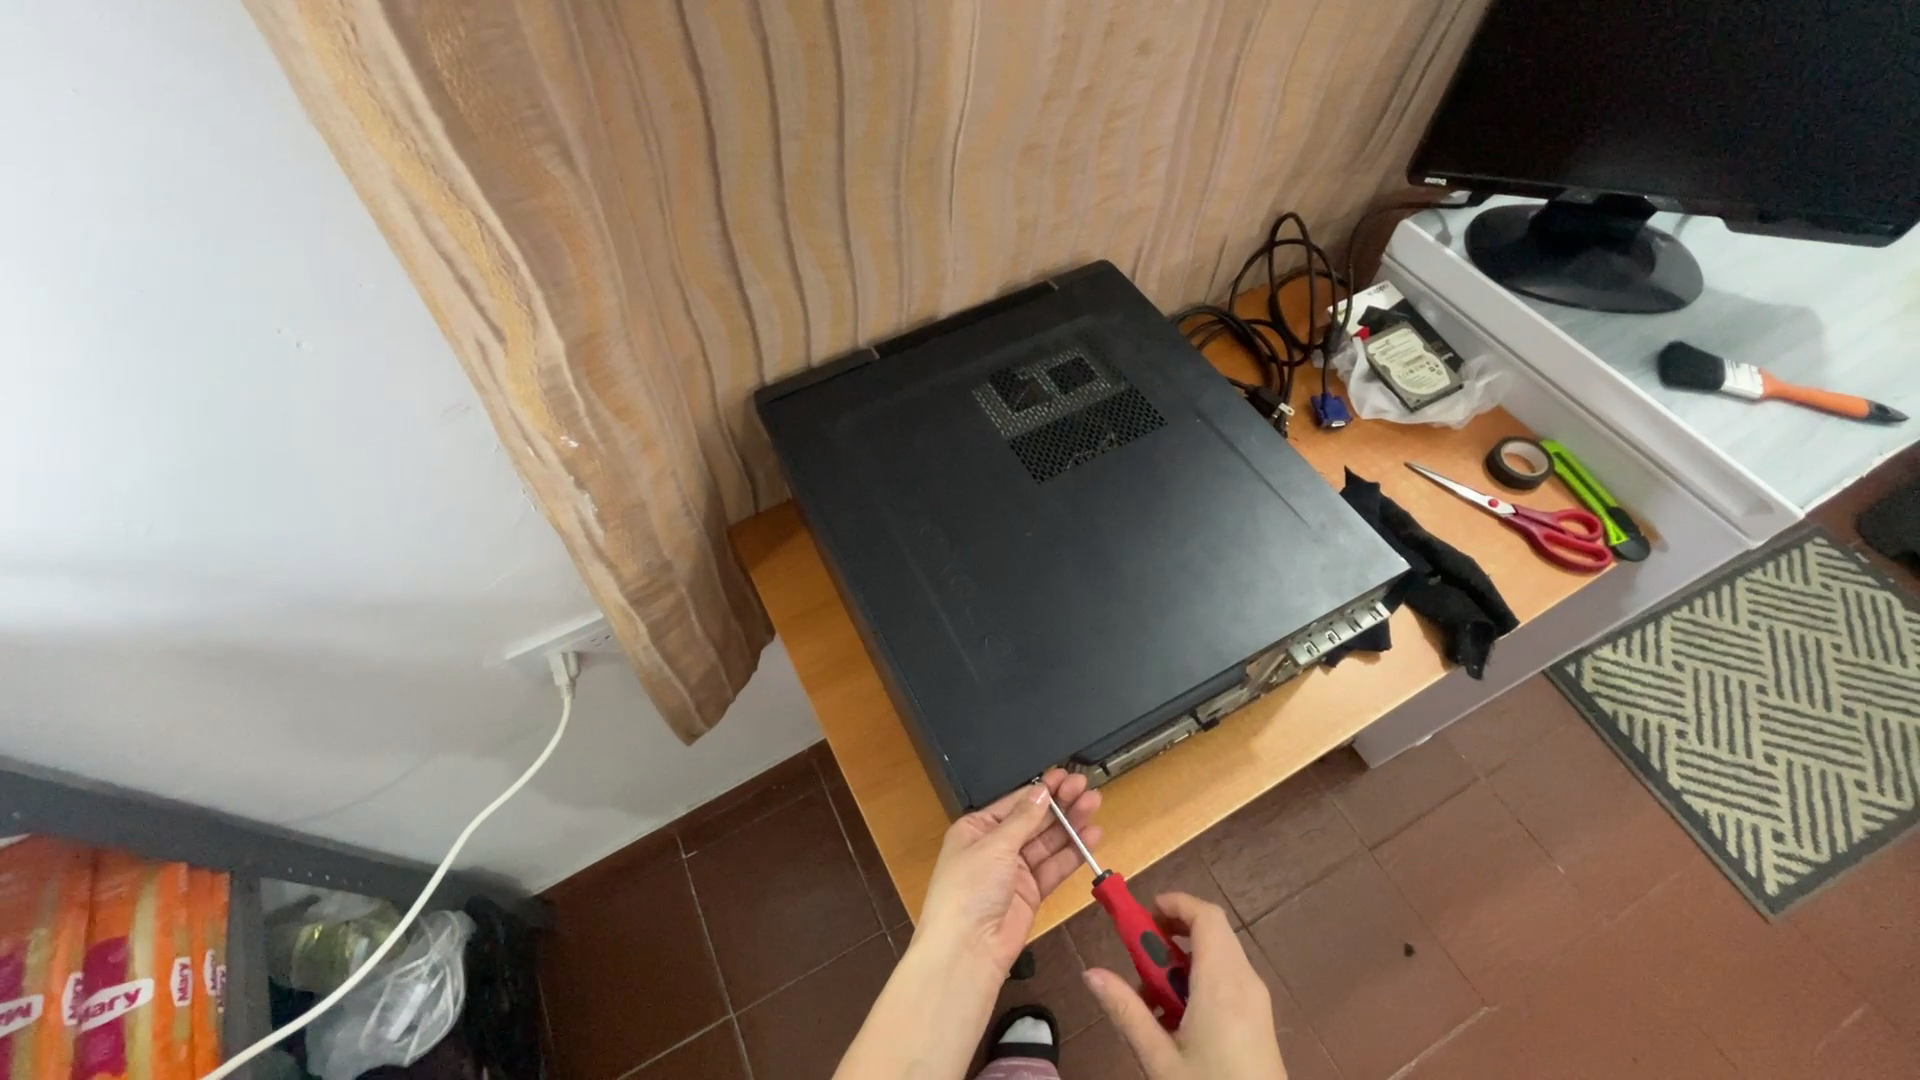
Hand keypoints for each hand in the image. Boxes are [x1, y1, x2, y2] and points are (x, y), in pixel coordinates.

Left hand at [911, 767, 1102, 976]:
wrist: (967, 950)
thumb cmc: (969, 889)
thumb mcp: (994, 846)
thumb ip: (1023, 819)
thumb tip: (1042, 791)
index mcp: (976, 829)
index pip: (1014, 803)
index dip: (1041, 790)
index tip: (1066, 775)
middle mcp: (995, 847)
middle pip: (1034, 820)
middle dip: (1060, 804)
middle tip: (1086, 787)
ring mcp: (1014, 871)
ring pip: (1048, 842)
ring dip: (1071, 824)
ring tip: (1094, 804)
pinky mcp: (1031, 893)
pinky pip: (1054, 867)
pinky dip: (1073, 853)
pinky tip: (1091, 836)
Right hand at [1084, 893, 1287, 1078]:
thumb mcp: (1159, 1061)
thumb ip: (1126, 1011)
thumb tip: (1090, 972)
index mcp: (1222, 984)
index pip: (1205, 916)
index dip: (1174, 903)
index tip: (1141, 916)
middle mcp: (1245, 982)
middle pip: (1211, 932)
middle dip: (1171, 934)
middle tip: (1138, 960)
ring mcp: (1257, 1002)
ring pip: (1219, 956)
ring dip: (1183, 962)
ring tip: (1151, 1002)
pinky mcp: (1261, 1021)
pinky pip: (1229, 979)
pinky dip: (1200, 981)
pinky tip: (1177, 1022)